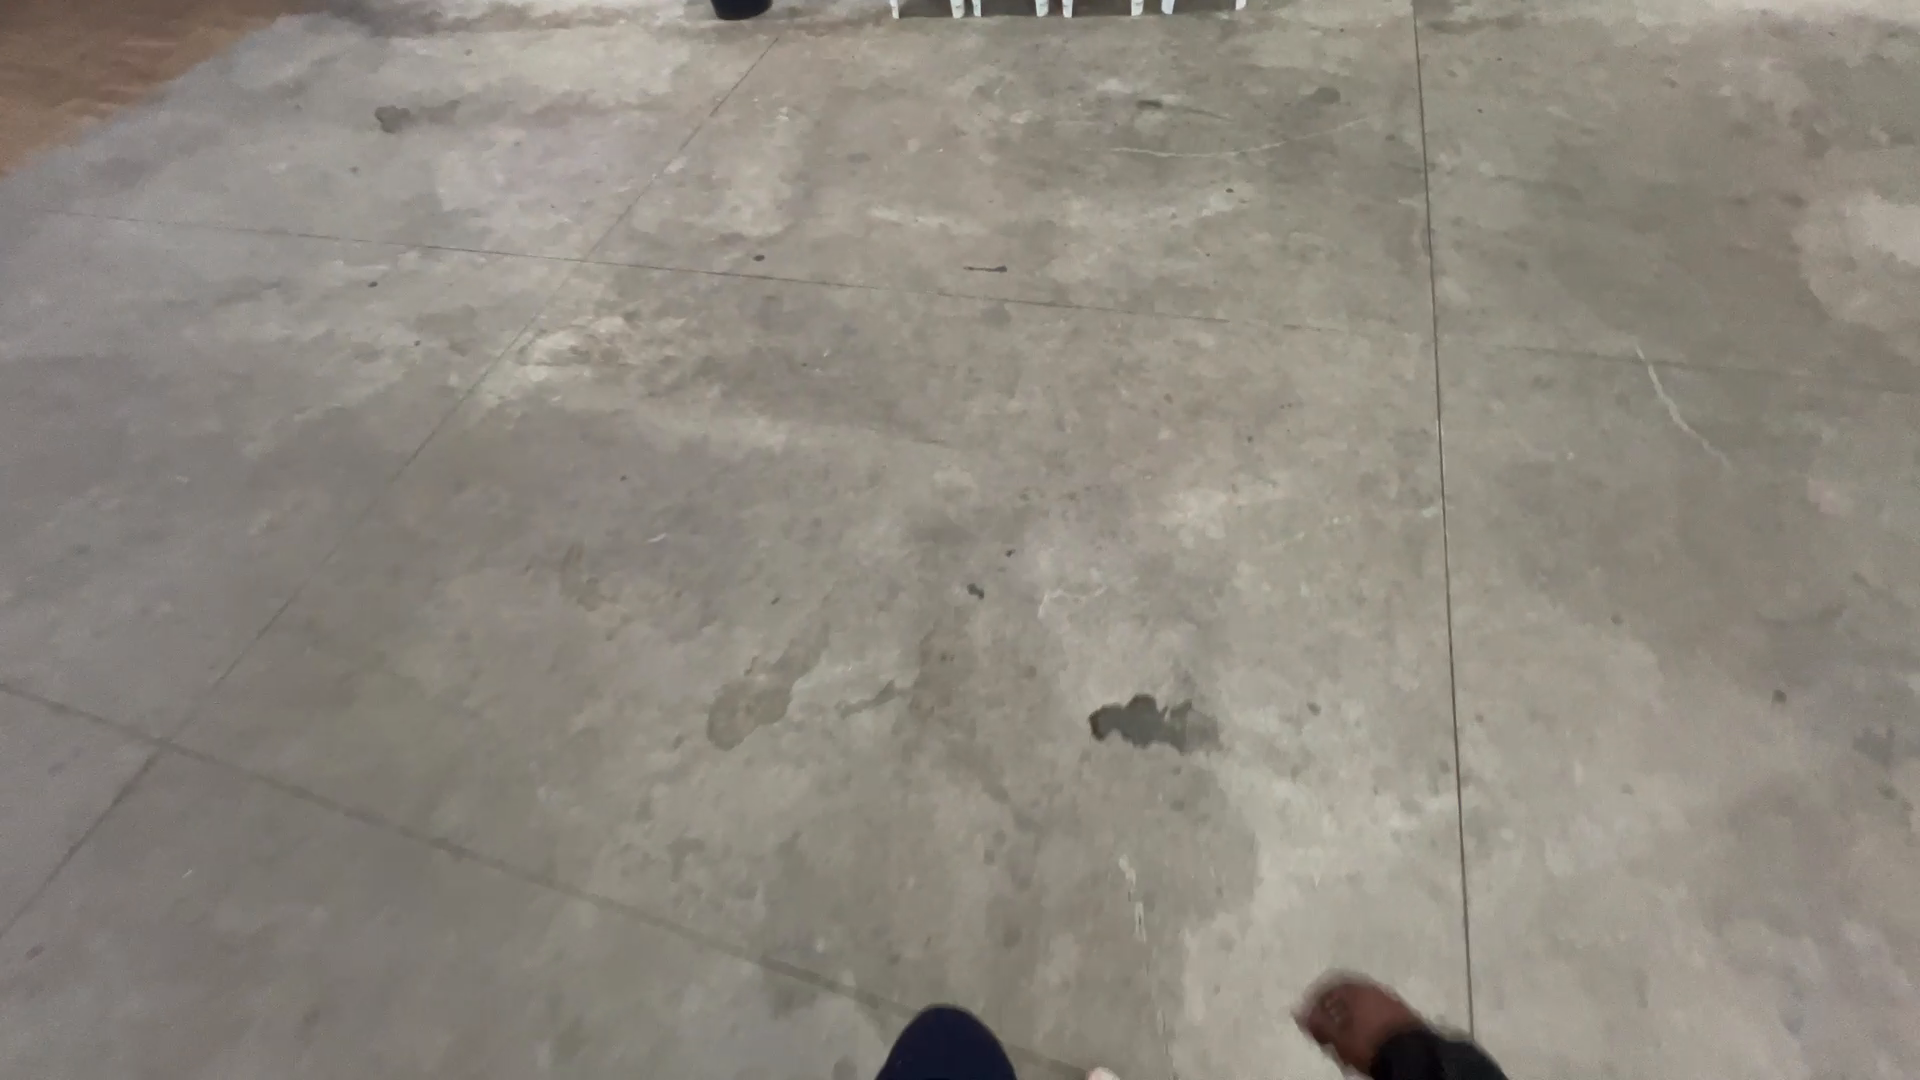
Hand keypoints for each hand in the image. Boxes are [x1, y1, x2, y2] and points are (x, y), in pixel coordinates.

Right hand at [1295, 973, 1426, 1076]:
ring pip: (1363, 1005)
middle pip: (1346, 995)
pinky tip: (1367, 1038)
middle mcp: (1370, 985)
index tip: (1309, 1017)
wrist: (1416, 1057)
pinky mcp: (1405, 1014)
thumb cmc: (1370, 1042)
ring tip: (1347, 1037)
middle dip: (1335, 1012)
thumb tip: (1295, 1013)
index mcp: (1352, 985)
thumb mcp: (1338, 1037)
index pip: (1326, 986)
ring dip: (1352, 1019)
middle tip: (1328, 1030)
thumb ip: (1316, 1023)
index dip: (1314, 1001)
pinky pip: (1379, 1014)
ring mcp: (1390, 998)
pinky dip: (1369, 1023)